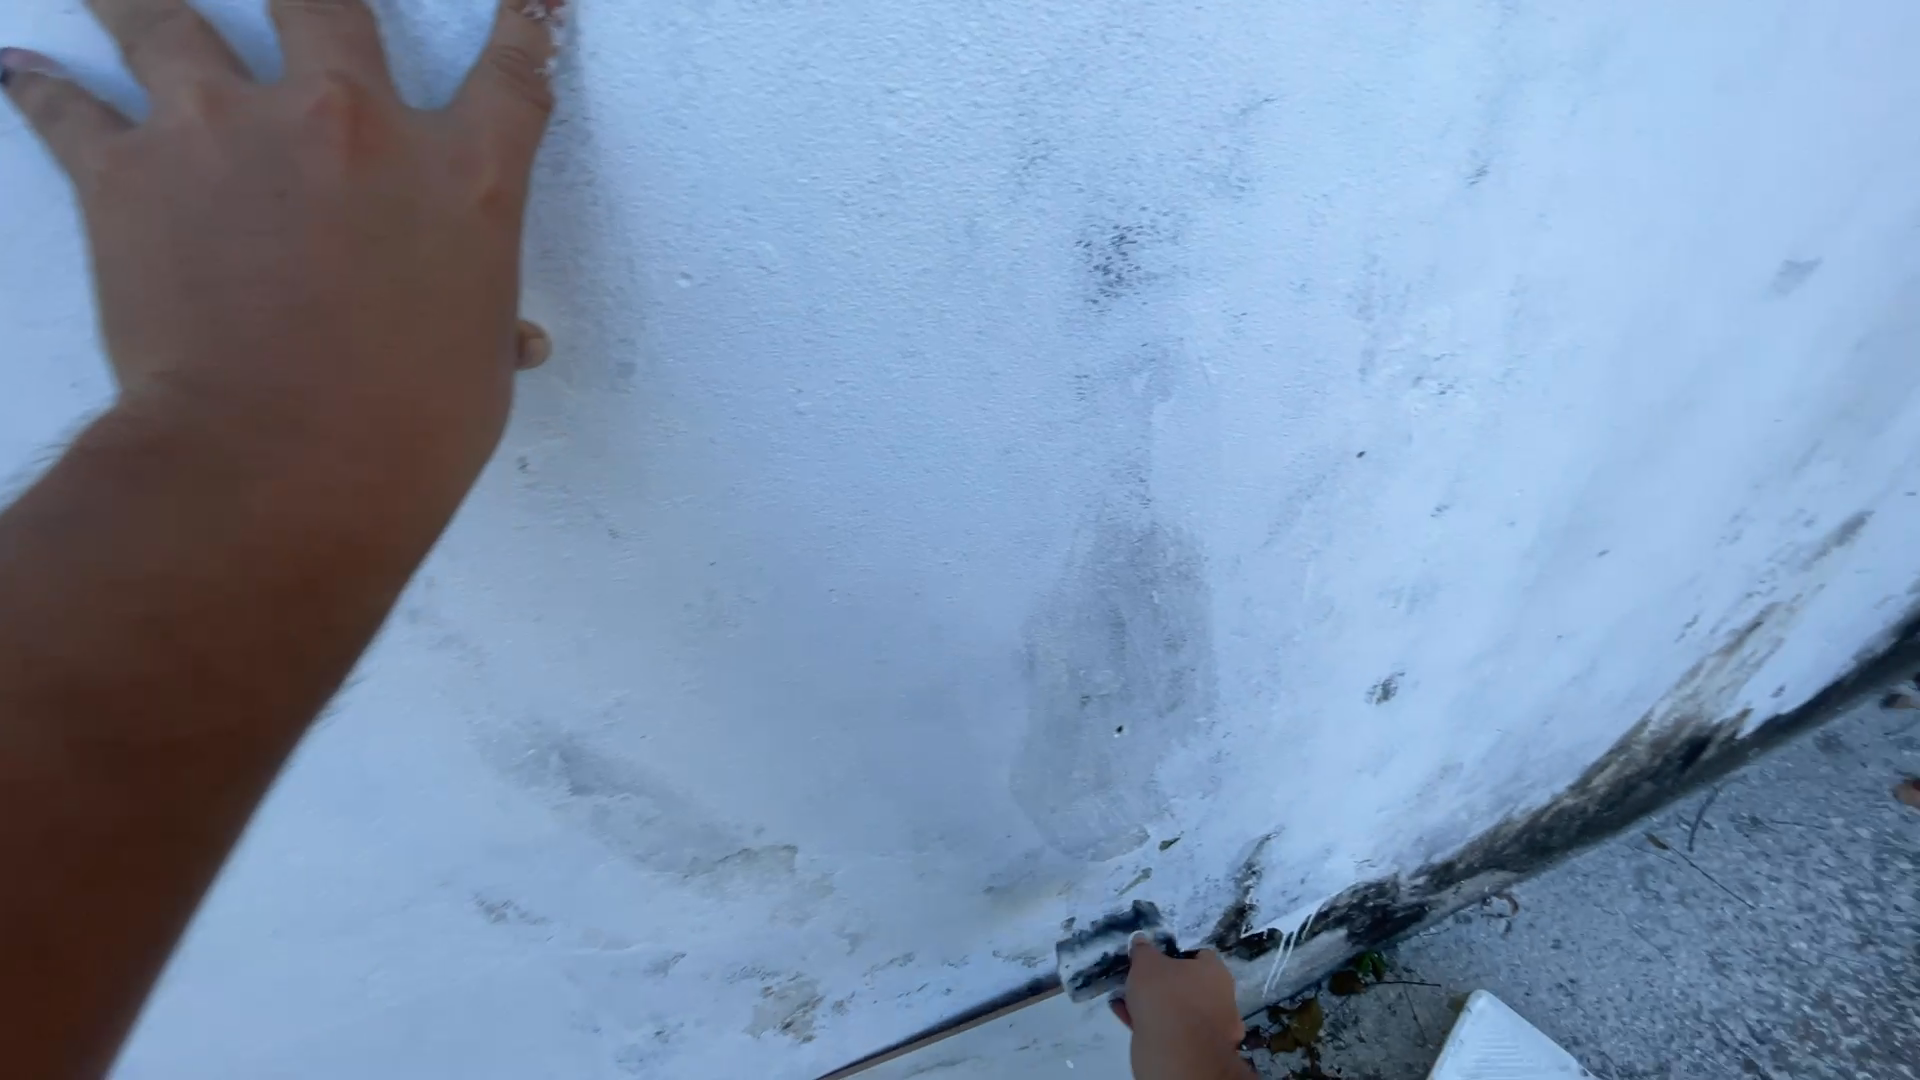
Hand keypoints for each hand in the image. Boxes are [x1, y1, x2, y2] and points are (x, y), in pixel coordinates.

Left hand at [1, 0, 562, 522]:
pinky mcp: (128, 167)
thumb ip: (493, 324)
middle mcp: (358, 128)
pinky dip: (54, 92)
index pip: (516, 75)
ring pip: (162, 11)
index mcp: (467, 181)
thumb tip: (513, 338)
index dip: (530, 23)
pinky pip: (67, 104)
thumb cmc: (423, 418)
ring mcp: (236, 132)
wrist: (294, 455)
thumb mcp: (483, 362)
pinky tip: (37, 78)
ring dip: (151, 2)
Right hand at [1112, 940, 1254, 1079]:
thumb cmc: (1165, 996)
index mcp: (1216, 974)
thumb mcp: (1145, 962)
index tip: (1155, 956)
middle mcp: (1221, 1001)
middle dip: (1163, 982)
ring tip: (1125, 996)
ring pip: (1178, 1010)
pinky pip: (1170, 1030)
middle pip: (1188, 984)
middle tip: (1139, 978)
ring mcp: (1211, 1031)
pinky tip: (1125, 1014)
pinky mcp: (1195, 1053)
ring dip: (1154, 1004)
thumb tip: (1140, 940)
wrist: (1173, 1054)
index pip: (1200, 955)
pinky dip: (1149, 1023)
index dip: (1176, 953)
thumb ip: (1142, 949)